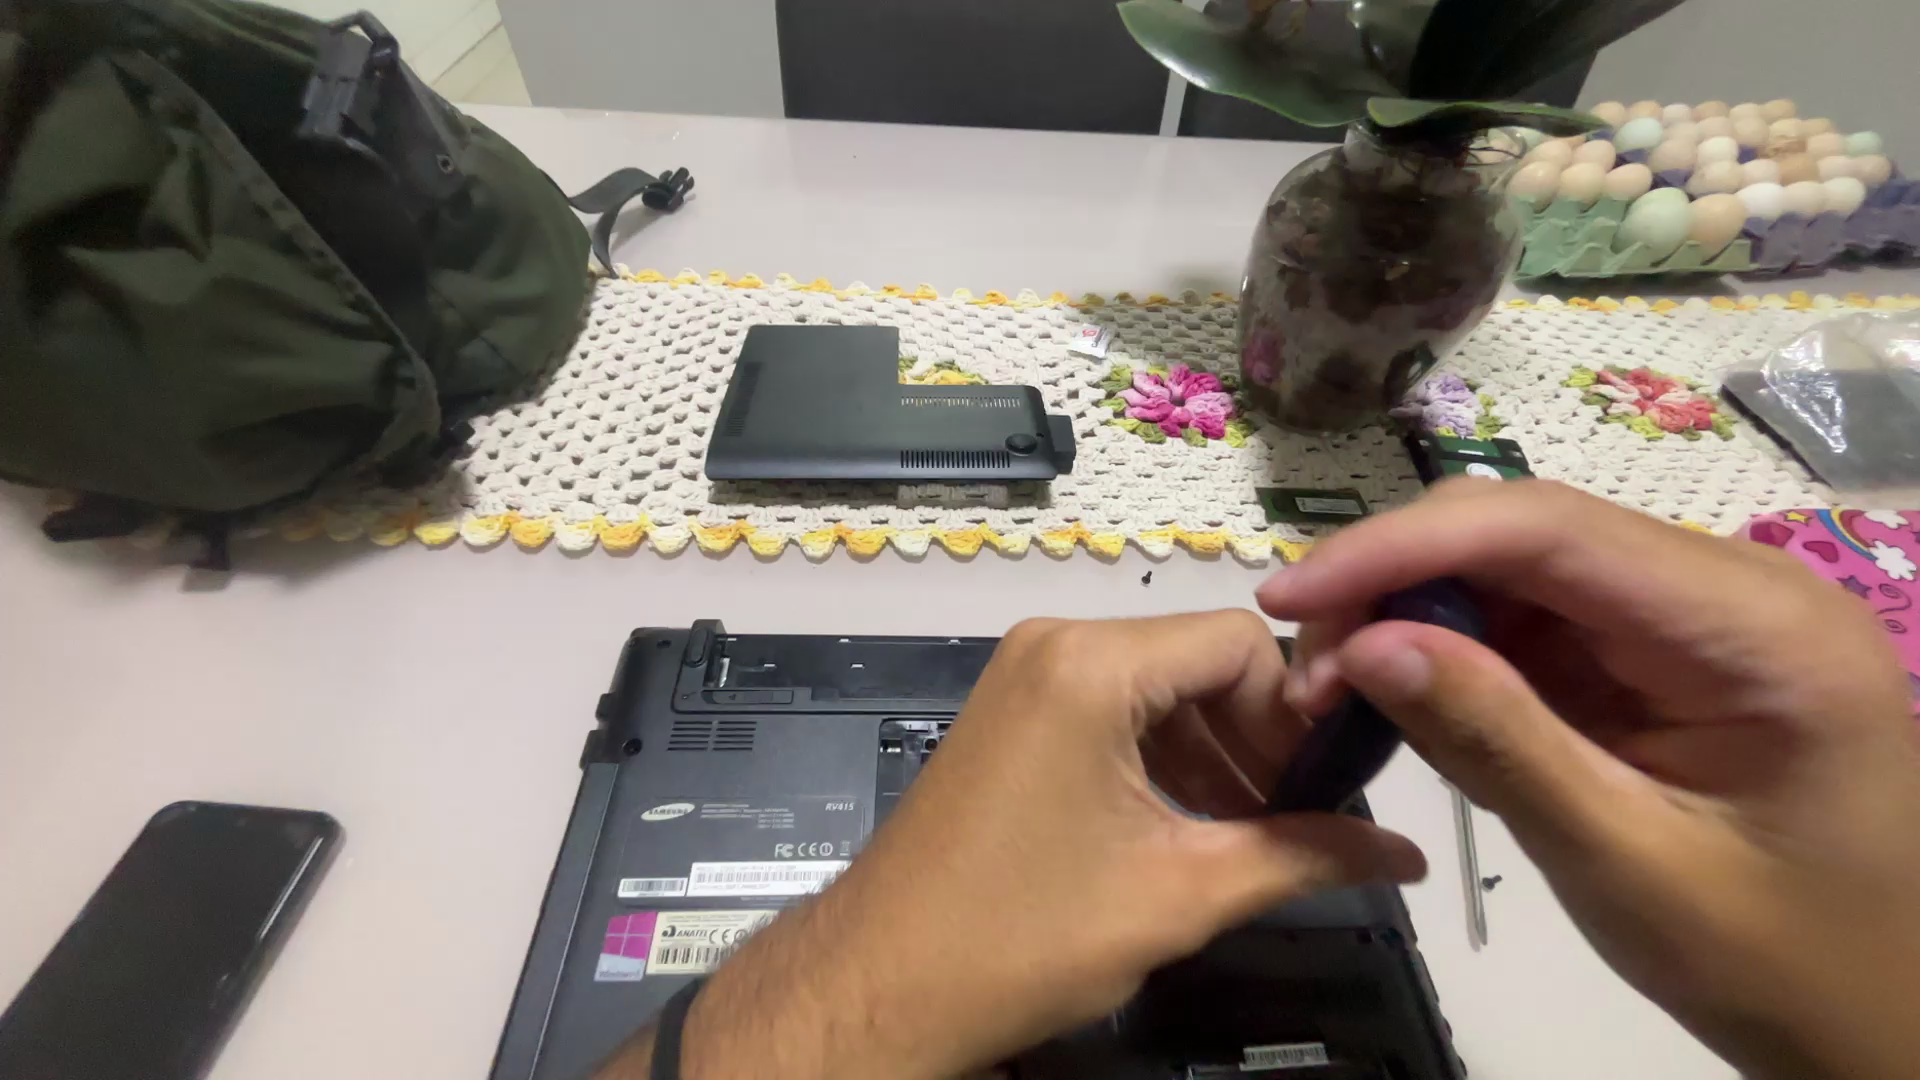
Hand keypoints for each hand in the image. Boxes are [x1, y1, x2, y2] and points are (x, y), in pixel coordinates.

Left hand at [668, 613, 1425, 1079]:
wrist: (885, 974)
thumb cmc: (1026, 933)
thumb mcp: (1179, 892)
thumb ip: (1301, 856)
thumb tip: (1405, 854)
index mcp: (1093, 663)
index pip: (1236, 641)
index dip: (1294, 710)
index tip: (1326, 788)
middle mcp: (1056, 641)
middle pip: (1195, 660)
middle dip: (1255, 737)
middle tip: (1300, 822)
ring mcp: (1027, 671)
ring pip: (1155, 685)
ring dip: (1210, 751)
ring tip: (1252, 834)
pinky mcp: (1013, 705)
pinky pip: (1109, 706)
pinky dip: (1157, 753)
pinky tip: (1188, 820)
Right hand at [1258, 479, 1919, 1079]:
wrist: (1885, 1018)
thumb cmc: (1788, 963)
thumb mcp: (1625, 863)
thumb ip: (1494, 742)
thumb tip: (1362, 648)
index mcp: (1747, 625)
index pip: (1538, 530)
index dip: (1393, 548)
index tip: (1288, 600)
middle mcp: (1706, 584)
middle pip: (1502, 528)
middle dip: (1382, 582)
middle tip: (1310, 669)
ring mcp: (1660, 608)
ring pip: (1483, 562)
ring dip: (1391, 614)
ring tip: (1333, 689)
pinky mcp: (1619, 641)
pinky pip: (1495, 611)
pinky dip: (1422, 644)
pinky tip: (1390, 693)